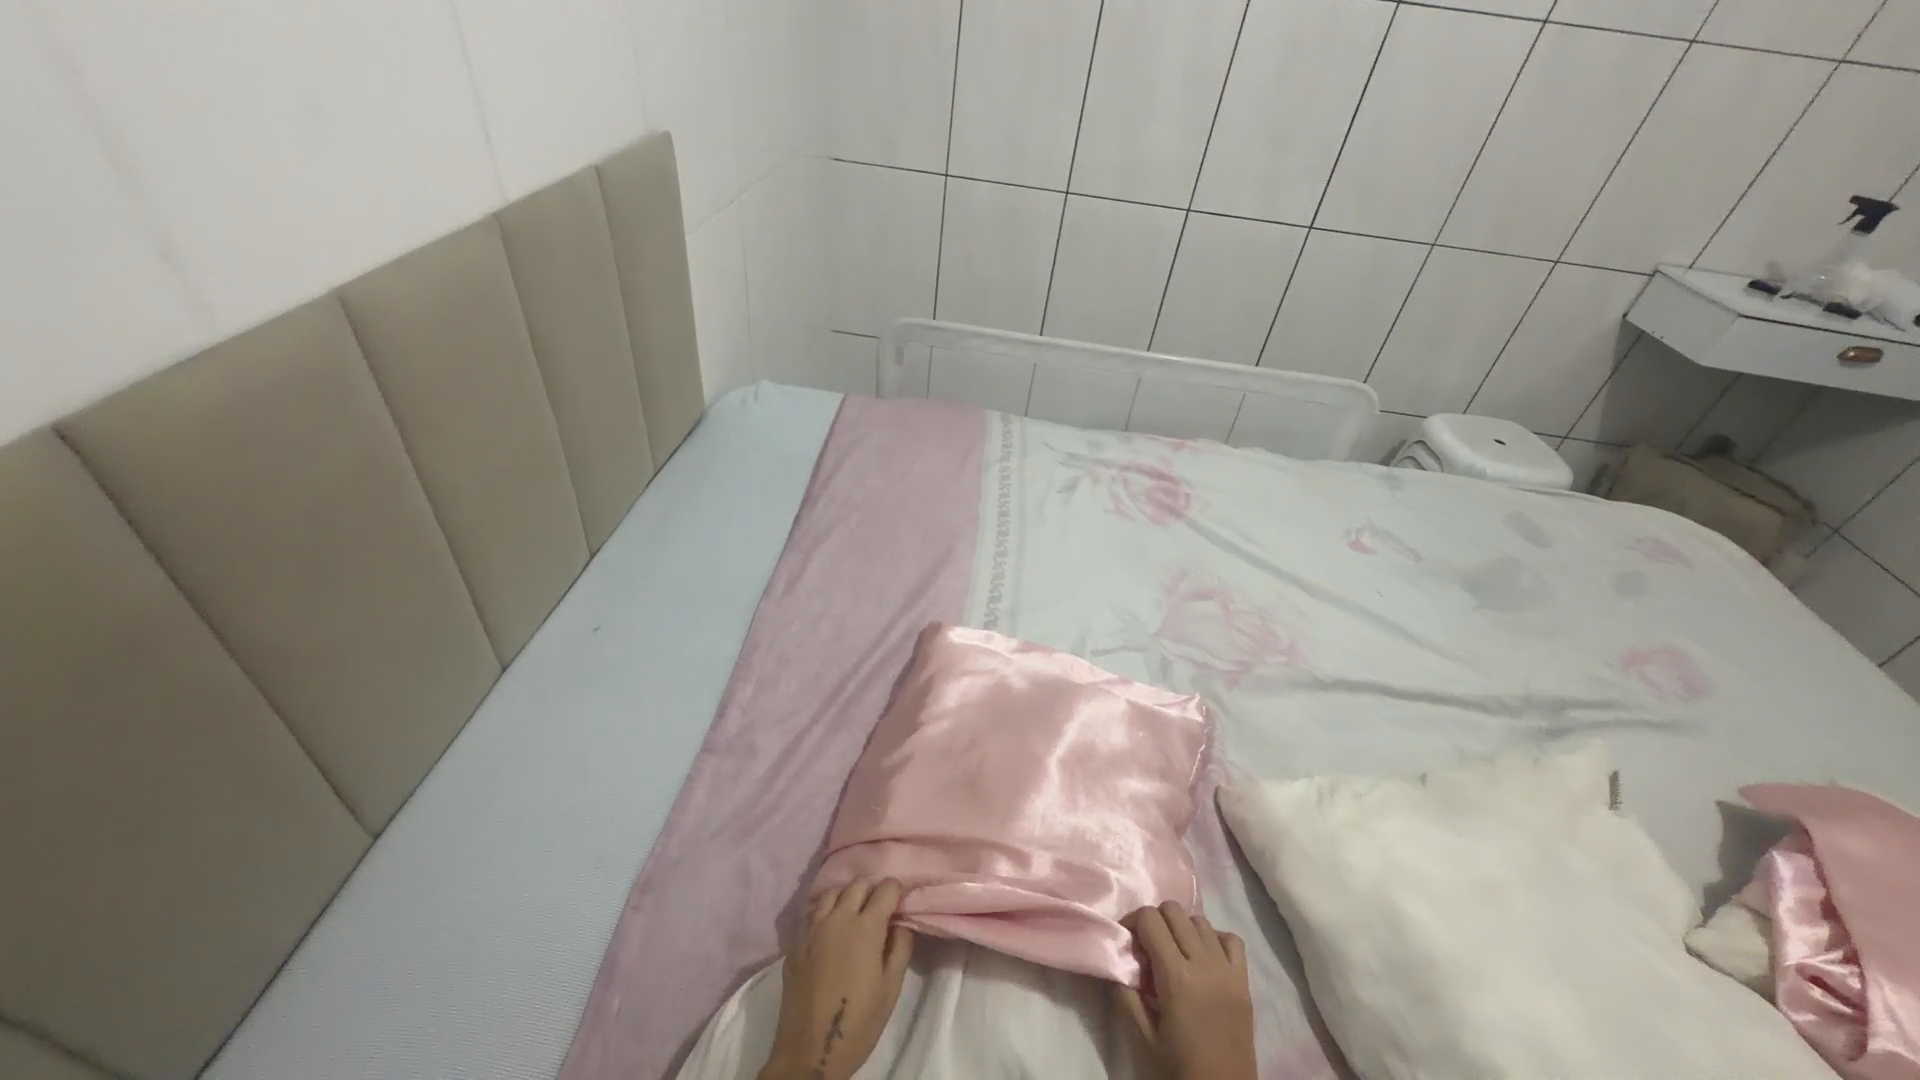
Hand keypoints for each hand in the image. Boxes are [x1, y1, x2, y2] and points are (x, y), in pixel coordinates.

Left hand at [759, 879, 913, 1079]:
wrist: (809, 1050)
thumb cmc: (858, 1021)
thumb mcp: (891, 987)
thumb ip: (900, 947)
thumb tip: (901, 923)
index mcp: (865, 927)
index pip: (885, 888)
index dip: (897, 890)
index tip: (902, 901)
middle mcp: (837, 918)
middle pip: (857, 884)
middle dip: (872, 890)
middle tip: (881, 909)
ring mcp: (812, 928)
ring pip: (832, 892)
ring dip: (847, 896)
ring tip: (855, 914)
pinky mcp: (795, 942)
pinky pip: (813, 911)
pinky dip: (826, 910)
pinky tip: (831, 928)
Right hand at [1116, 902, 1256, 1079]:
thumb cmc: (1178, 1068)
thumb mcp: (1142, 1036)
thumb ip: (1126, 994)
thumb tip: (1119, 963)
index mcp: (1176, 977)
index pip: (1150, 920)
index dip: (1133, 922)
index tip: (1128, 941)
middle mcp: (1204, 964)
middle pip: (1175, 911)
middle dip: (1155, 921)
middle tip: (1147, 946)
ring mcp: (1228, 970)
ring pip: (1201, 920)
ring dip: (1182, 928)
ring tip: (1175, 953)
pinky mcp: (1245, 981)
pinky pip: (1231, 940)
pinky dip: (1214, 939)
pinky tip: (1204, 957)